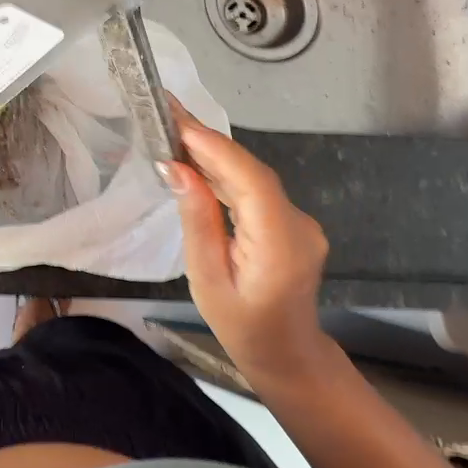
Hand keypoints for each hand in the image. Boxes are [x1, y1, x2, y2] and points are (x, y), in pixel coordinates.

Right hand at [164, 99, 336, 389]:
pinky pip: (256, 189)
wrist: (288, 354)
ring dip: (214, 153)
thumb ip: (196, 222)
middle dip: (209, 141)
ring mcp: (300, 222)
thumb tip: (177, 168)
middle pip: (252, 172)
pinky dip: (226, 172)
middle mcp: (298, 226)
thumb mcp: (206, 280)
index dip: (214, 147)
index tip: (177, 121)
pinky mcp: (292, 222)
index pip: (250, 181)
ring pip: (254, 177)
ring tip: (174, 128)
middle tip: (167, 112)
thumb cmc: (241, 327)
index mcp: (280, 246)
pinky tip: (197, 161)